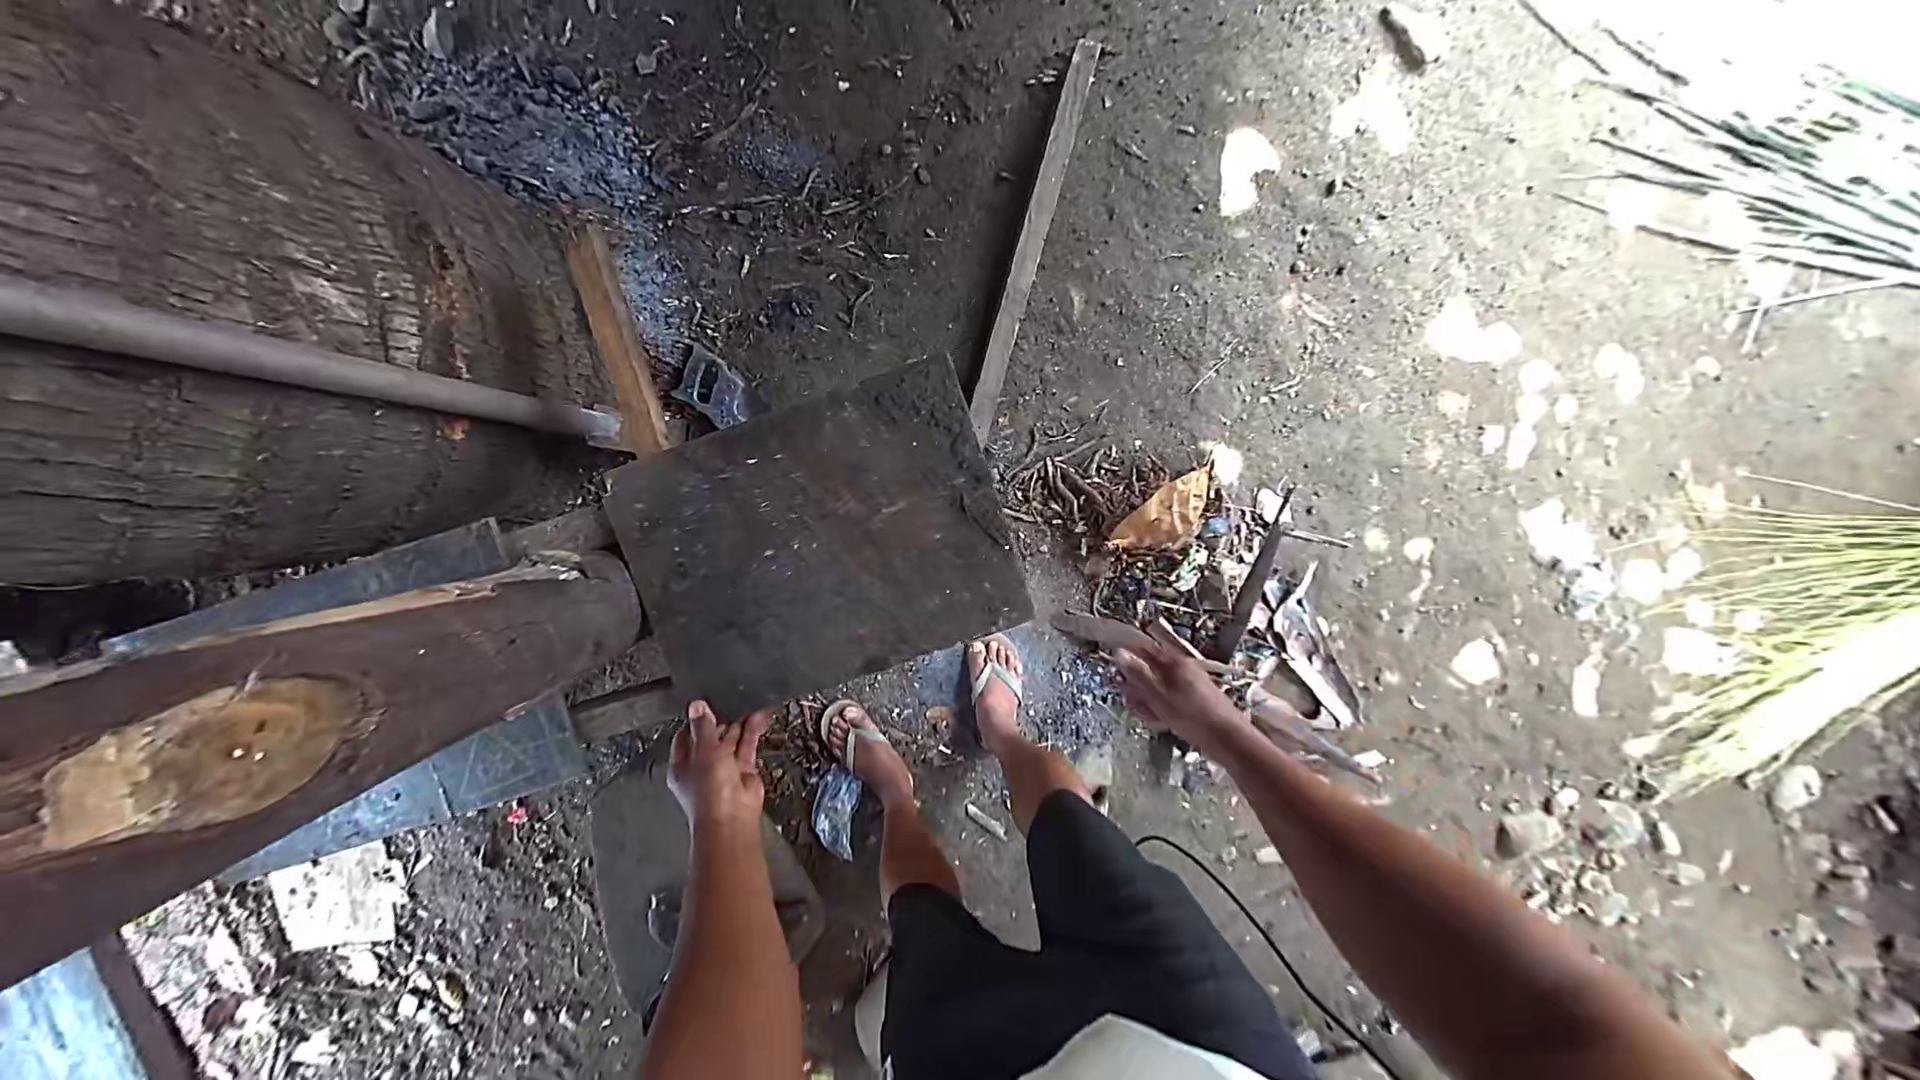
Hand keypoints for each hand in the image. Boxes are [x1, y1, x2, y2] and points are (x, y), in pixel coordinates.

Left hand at [668, 701, 771, 834]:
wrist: (732, 817)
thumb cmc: (709, 790)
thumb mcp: (704, 751)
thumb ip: (702, 727)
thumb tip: (696, 705)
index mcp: (682, 765)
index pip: (686, 737)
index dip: (695, 721)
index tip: (706, 704)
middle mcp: (702, 767)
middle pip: (710, 738)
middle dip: (720, 721)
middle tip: (729, 702)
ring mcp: (723, 769)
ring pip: (730, 741)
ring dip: (738, 725)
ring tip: (747, 705)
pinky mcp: (743, 770)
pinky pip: (746, 747)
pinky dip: (752, 732)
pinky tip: (758, 718)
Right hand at [1114, 644, 1245, 751]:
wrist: (1229, 740)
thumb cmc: (1195, 717)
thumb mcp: (1158, 695)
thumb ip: (1137, 674)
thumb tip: (1120, 653)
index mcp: (1173, 662)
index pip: (1143, 650)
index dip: (1127, 661)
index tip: (1118, 675)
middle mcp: (1181, 670)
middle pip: (1147, 672)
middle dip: (1137, 688)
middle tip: (1136, 702)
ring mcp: (1187, 685)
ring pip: (1156, 689)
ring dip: (1148, 702)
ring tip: (1153, 716)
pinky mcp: (1192, 701)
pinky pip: (1168, 701)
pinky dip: (1162, 711)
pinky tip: (1164, 722)